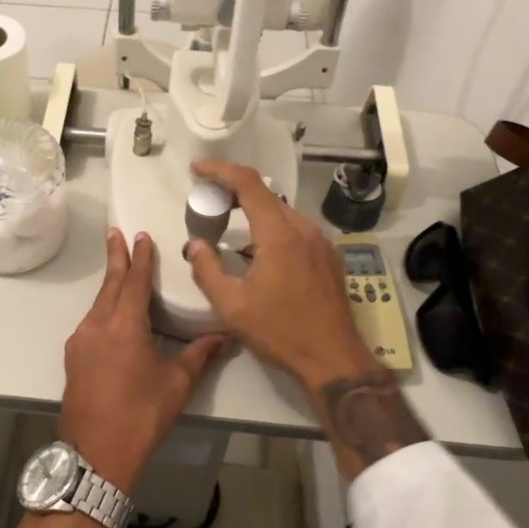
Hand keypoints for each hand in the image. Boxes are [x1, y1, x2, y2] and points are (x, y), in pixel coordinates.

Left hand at [60, 229, 227, 495]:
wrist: (96, 455)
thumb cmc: (141, 416)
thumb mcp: (176, 385)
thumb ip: (199, 355)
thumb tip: (225, 335)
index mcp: (123, 325)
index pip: (133, 281)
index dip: (139, 258)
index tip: (140, 235)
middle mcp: (96, 325)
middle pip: (109, 285)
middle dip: (115, 258)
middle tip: (116, 233)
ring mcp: (80, 342)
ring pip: (97, 304)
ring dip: (109, 284)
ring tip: (119, 269)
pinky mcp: (73, 359)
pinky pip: (90, 322)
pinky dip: (103, 308)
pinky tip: (111, 312)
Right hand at [185, 160, 426, 478]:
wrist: (333, 358)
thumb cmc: (280, 331)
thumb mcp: (231, 306)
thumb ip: (207, 269)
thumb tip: (194, 245)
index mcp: (278, 234)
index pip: (248, 183)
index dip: (220, 170)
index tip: (197, 169)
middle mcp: (303, 229)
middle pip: (265, 194)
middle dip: (234, 190)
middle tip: (208, 199)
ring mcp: (321, 242)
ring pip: (282, 212)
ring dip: (254, 211)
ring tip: (230, 224)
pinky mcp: (329, 257)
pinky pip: (296, 229)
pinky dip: (272, 228)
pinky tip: (259, 251)